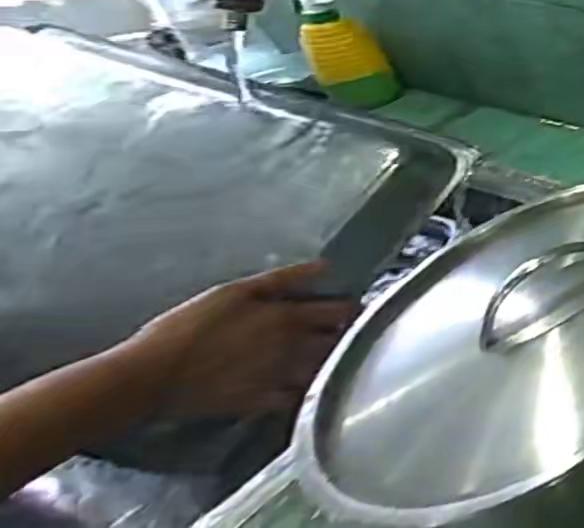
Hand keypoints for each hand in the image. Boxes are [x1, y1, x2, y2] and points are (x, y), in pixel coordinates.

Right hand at [122, 261, 357, 419]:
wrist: (142, 377)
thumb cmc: (188, 327)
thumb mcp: (236, 291)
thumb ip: (285, 278)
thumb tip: (326, 265)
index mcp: (291, 317)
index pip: (343, 310)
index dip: (353, 308)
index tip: (355, 307)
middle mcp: (294, 346)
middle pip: (340, 340)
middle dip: (349, 335)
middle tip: (348, 332)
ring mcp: (276, 377)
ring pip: (324, 369)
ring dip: (334, 362)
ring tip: (334, 356)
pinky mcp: (254, 403)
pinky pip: (294, 400)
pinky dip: (308, 394)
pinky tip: (310, 388)